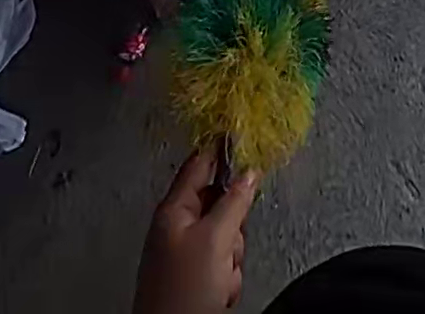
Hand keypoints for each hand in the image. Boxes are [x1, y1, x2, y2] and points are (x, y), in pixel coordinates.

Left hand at [133, 150, 260, 313]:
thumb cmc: (184, 292)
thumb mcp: (216, 239)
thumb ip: (235, 200)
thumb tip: (250, 172)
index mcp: (174, 209)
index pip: (200, 162)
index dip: (222, 147)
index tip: (244, 133)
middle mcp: (177, 226)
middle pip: (219, 199)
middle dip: (235, 218)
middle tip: (232, 238)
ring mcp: (185, 252)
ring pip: (226, 231)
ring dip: (233, 250)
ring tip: (222, 273)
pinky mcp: (194, 275)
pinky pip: (223, 257)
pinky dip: (227, 271)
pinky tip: (220, 288)